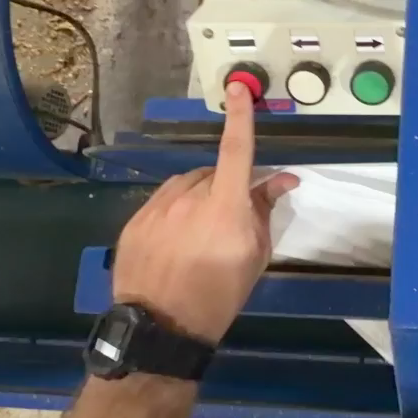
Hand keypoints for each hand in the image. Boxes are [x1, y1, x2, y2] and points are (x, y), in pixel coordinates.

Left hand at [110, 82, 299, 343]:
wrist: (161, 329)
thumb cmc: (219, 294)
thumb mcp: (254, 255)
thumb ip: (266, 210)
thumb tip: (283, 179)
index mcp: (224, 206)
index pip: (236, 150)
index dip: (240, 117)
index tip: (238, 89)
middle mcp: (188, 197)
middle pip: (212, 173)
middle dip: (224, 185)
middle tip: (231, 218)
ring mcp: (157, 208)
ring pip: (185, 186)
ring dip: (198, 197)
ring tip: (200, 232)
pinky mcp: (135, 222)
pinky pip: (162, 203)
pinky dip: (174, 212)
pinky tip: (175, 242)